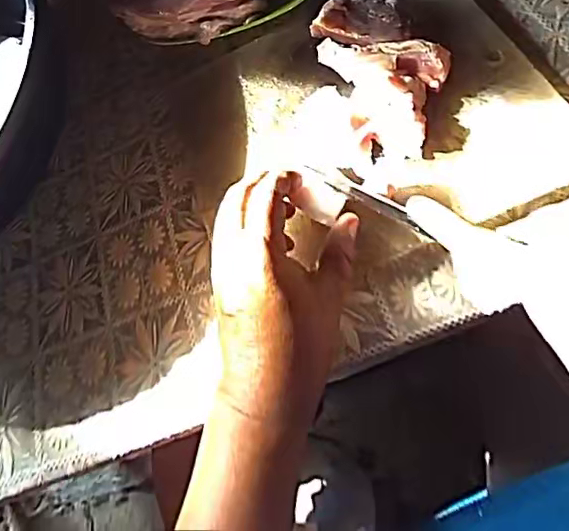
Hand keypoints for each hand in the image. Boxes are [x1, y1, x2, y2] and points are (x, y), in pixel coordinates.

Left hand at [209, 169, 359, 427]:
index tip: (300, 175)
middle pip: (238, 194)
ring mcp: (221, 264)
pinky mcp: (220, 277)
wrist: (262, 393)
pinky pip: (228, 233)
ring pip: (229, 211)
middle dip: (265, 182)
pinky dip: (248, 222)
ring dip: (255, 201)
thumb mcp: (329, 299)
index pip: (263, 193)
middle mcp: (232, 252)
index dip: (283, 177)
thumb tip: (349, 224)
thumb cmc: (295, 354)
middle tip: (294, 185)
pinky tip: (279, 241)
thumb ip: (339, 254)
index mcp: (258, 252)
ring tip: (290, 210)